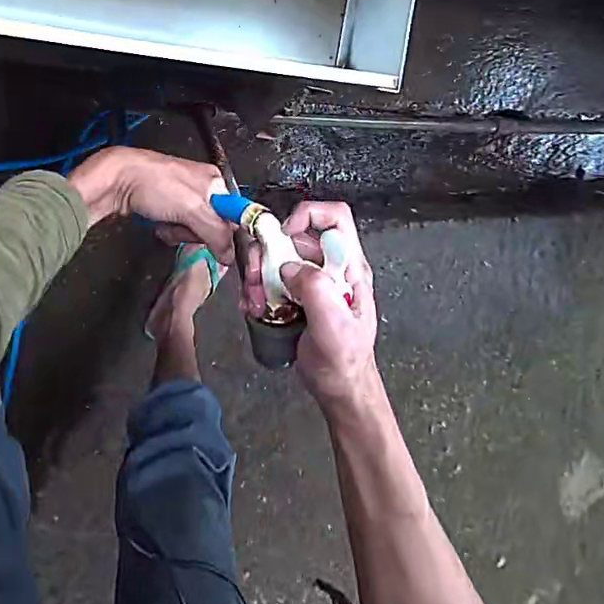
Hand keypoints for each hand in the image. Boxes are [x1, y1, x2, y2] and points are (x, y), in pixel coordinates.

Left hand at [66, 147, 234, 263]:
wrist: (116, 180)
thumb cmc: (151, 182)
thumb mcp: (193, 209)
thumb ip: (216, 233)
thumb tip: (229, 253)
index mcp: (215, 181)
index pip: (235, 215)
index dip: (226, 232)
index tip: (221, 246)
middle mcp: (202, 188)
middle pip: (213, 226)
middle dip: (196, 232)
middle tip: (183, 225)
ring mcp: (183, 198)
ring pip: (193, 230)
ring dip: (179, 233)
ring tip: (166, 222)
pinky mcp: (167, 206)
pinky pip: (176, 228)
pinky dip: (167, 230)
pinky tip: (158, 223)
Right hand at [241, 201, 378, 405]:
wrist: (338, 387)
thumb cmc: (343, 361)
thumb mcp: (334, 327)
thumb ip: (317, 291)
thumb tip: (290, 266)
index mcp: (348, 268)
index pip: (334, 218)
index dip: (308, 215)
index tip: (284, 234)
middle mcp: (329, 267)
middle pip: (294, 236)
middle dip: (268, 252)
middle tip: (257, 277)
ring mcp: (310, 279)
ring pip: (276, 256)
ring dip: (258, 273)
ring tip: (254, 298)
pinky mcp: (293, 292)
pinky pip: (268, 276)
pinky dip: (255, 288)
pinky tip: (254, 306)